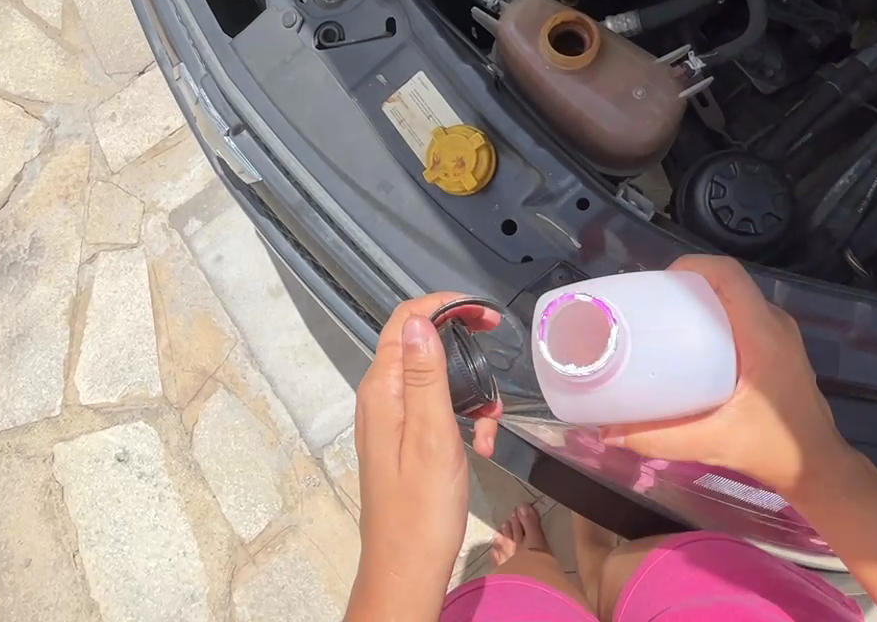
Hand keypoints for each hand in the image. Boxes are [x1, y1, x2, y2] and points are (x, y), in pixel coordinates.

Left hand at [346, 293, 502, 620]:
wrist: (405, 571)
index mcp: (383, 388)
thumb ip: (426, 375)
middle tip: (495, 349)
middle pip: (420, 341)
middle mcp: (380, 394)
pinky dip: (459, 414)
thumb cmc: (423, 507)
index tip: (484, 315)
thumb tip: (420, 320)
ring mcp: (389, 415)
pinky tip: (479, 442)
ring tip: (489, 422)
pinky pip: (433, 405)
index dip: (444, 305)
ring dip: (467, 388)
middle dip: (461, 342)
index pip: (406, 319)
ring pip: (432, 375)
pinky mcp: (401, 435)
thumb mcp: (433, 436)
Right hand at [601, 255, 857, 500]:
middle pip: (730, 281)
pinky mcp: (781, 345)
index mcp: (763, 334)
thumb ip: (659, 437)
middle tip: (653, 302)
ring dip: (704, 296)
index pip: (730, 275)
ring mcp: (782, 333)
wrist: (821, 470)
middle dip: (690, 282)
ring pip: (738, 295)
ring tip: (668, 317)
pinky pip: (745, 311)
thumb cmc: (774, 449)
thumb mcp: (713, 443)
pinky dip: (719, 311)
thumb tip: (608, 431)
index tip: (658, 282)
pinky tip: (695, 339)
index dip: (694, 265)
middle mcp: (775, 325)